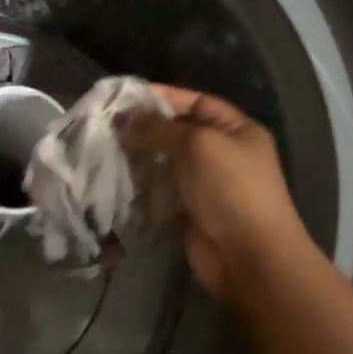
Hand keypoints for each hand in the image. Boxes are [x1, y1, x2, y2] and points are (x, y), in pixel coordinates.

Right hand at [122, 86, 312, 302]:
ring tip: (104, 149)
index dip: (163, 97)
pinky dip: (140, 186)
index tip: (125, 96)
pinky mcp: (189, 212)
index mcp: (237, 130)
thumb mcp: (198, 145)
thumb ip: (160, 129)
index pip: (197, 102)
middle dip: (145, 128)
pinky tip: (113, 178)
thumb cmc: (231, 188)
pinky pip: (160, 192)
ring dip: (139, 157)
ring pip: (166, 163)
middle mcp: (223, 154)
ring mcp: (206, 185)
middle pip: (178, 132)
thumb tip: (123, 120)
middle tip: (107, 124)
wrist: (249, 257)